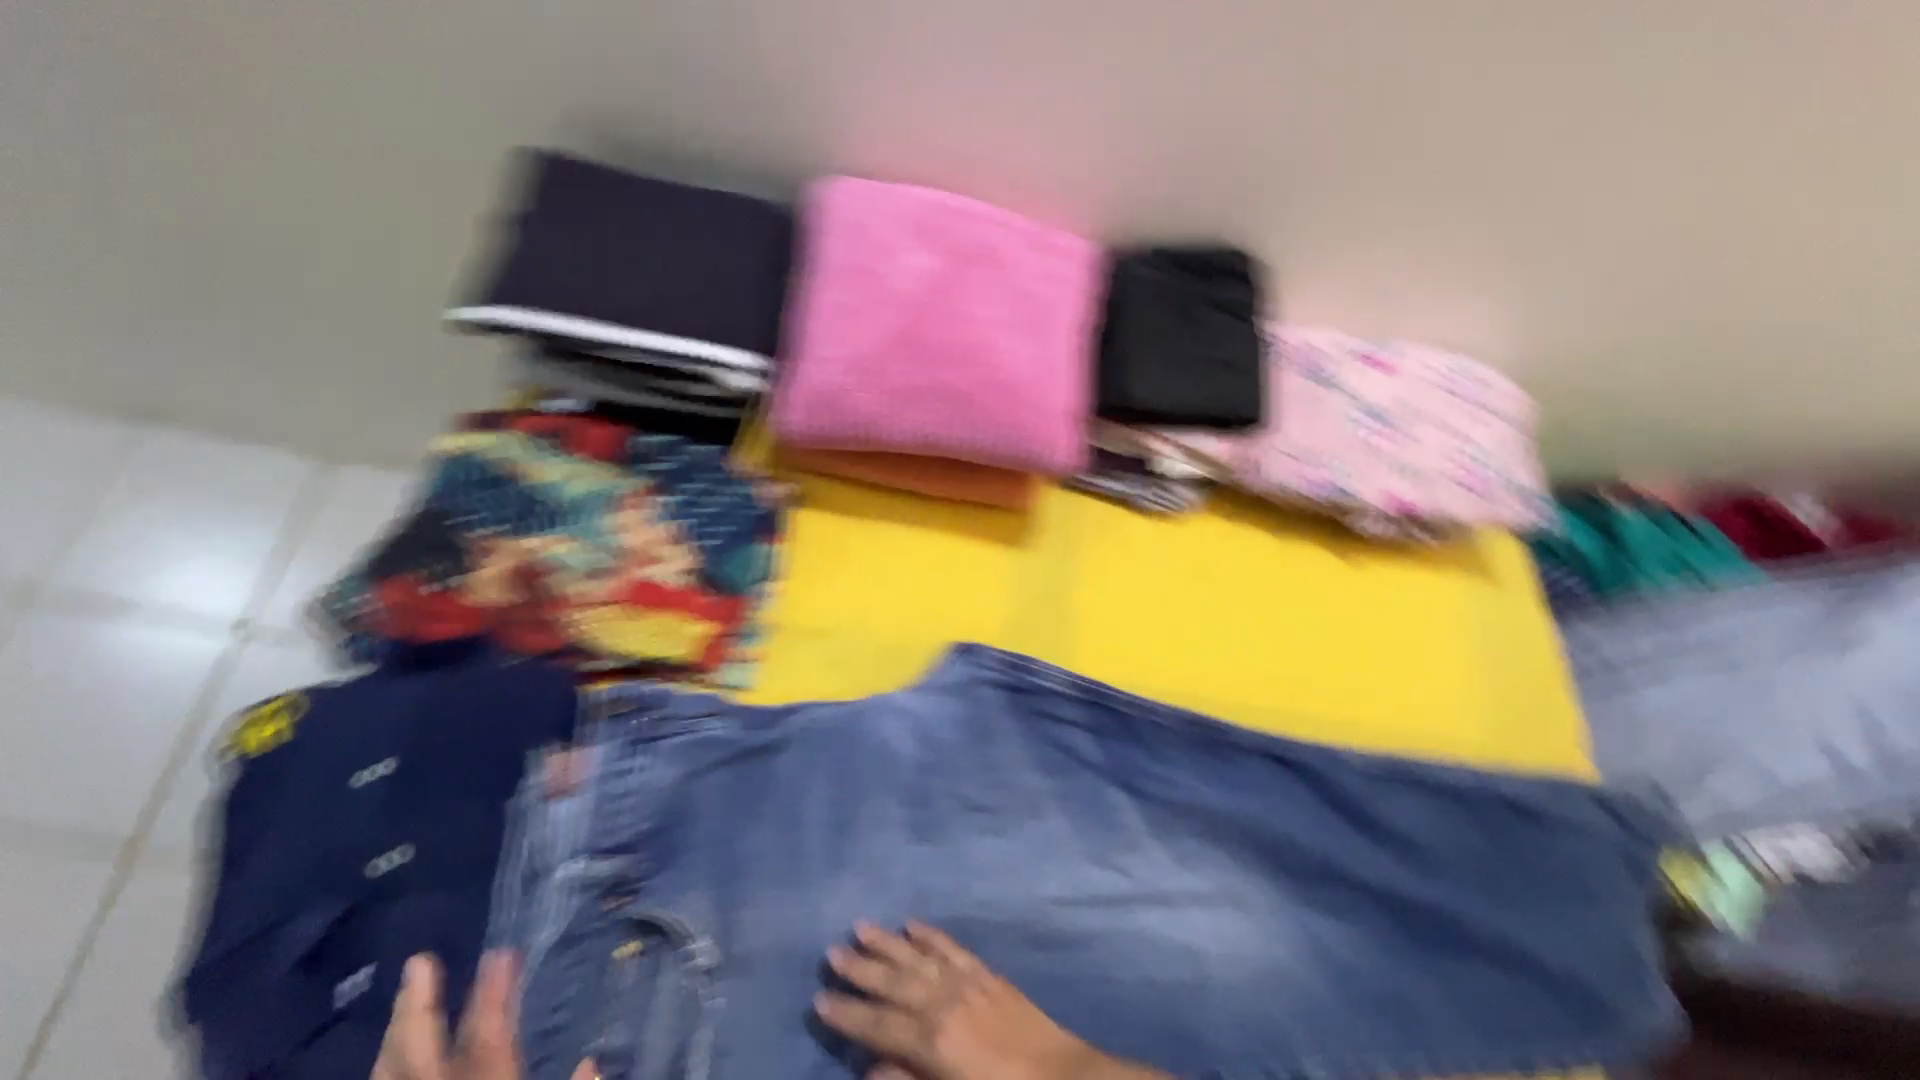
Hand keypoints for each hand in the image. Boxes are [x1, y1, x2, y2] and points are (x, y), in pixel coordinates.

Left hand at [371, 949, 594, 1079]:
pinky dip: (386, 1069)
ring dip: (396, 1035)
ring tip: (405, 999)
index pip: (488, 1039)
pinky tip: (389, 1058)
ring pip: (390, 1073)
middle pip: (419, 1054)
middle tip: (420, 961)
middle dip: (418, 1008)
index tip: (501, 952)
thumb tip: (591, 1062)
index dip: (494, 995)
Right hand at [814, 921, 1167, 1079]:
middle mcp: (943, 1002)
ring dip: (887, 942)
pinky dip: (931, 935)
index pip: (878, 1024)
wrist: (1061, 1077)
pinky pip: (953, 948)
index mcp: (931, 1040)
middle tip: (831, 951)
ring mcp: (967, 982)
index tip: (819, 998)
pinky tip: (913, 924)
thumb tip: (870, 1067)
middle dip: (860, 968)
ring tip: (860, 925)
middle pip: (893, 982)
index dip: (847, 1013)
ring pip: (918, 957)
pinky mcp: (988, 974)